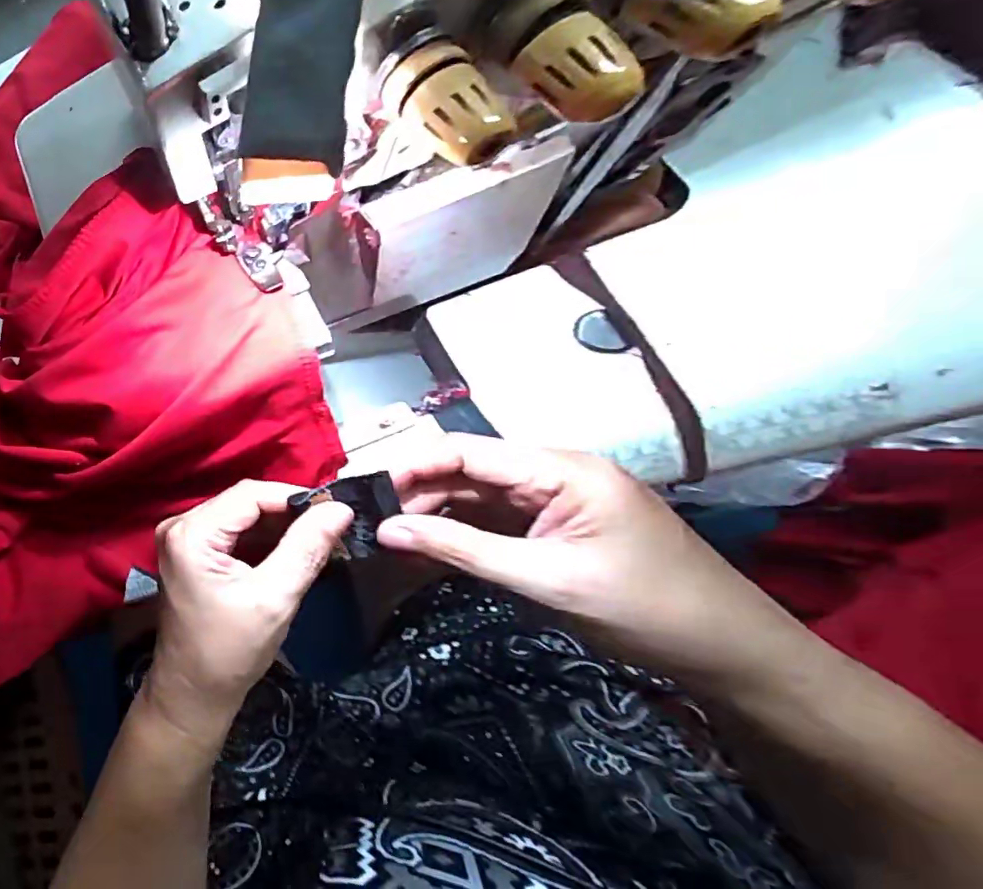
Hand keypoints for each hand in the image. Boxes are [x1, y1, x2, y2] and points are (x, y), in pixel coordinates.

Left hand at [144, 481, 352, 741]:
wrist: (193, 690)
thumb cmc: (230, 650)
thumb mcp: (274, 598)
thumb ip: (305, 549)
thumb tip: (339, 509)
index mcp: (190, 532)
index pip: (249, 495)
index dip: (294, 497)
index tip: (336, 510)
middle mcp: (179, 525)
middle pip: (243, 502)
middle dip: (289, 511)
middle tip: (333, 525)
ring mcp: (182, 537)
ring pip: (240, 516)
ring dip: (279, 525)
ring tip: (320, 537)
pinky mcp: (190, 551)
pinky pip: (232, 531)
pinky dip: (263, 538)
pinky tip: (293, 548)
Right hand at [379, 435, 809, 685]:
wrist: (739, 658)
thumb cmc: (647, 611)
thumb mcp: (545, 580)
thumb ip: (460, 550)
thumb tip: (385, 531)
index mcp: (561, 468)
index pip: (466, 450)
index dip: (412, 467)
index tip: (369, 495)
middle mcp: (555, 471)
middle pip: (467, 469)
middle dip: (419, 495)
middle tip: (377, 526)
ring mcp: (557, 497)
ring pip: (477, 494)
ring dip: (436, 515)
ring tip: (396, 540)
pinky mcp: (557, 522)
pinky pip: (496, 517)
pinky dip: (462, 532)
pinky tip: (431, 548)